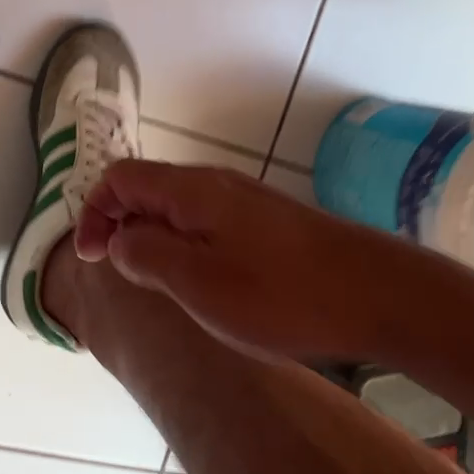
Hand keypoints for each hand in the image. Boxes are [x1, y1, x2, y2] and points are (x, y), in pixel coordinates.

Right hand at [74, 159, 423, 362]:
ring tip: (160, 285)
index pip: (119, 179)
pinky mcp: (268, 223)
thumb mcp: (198, 283)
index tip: (91, 258)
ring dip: (155, 239)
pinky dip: (187, 246)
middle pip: (147, 189)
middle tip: (122, 274)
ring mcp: (245, 202)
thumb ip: (146, 256)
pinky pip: (207, 224)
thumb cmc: (282, 293)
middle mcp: (214, 184)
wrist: (381, 295)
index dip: (94, 212)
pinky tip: (205, 285)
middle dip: (121, 226)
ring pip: (178, 209)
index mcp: (189, 190)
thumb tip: (119, 240)